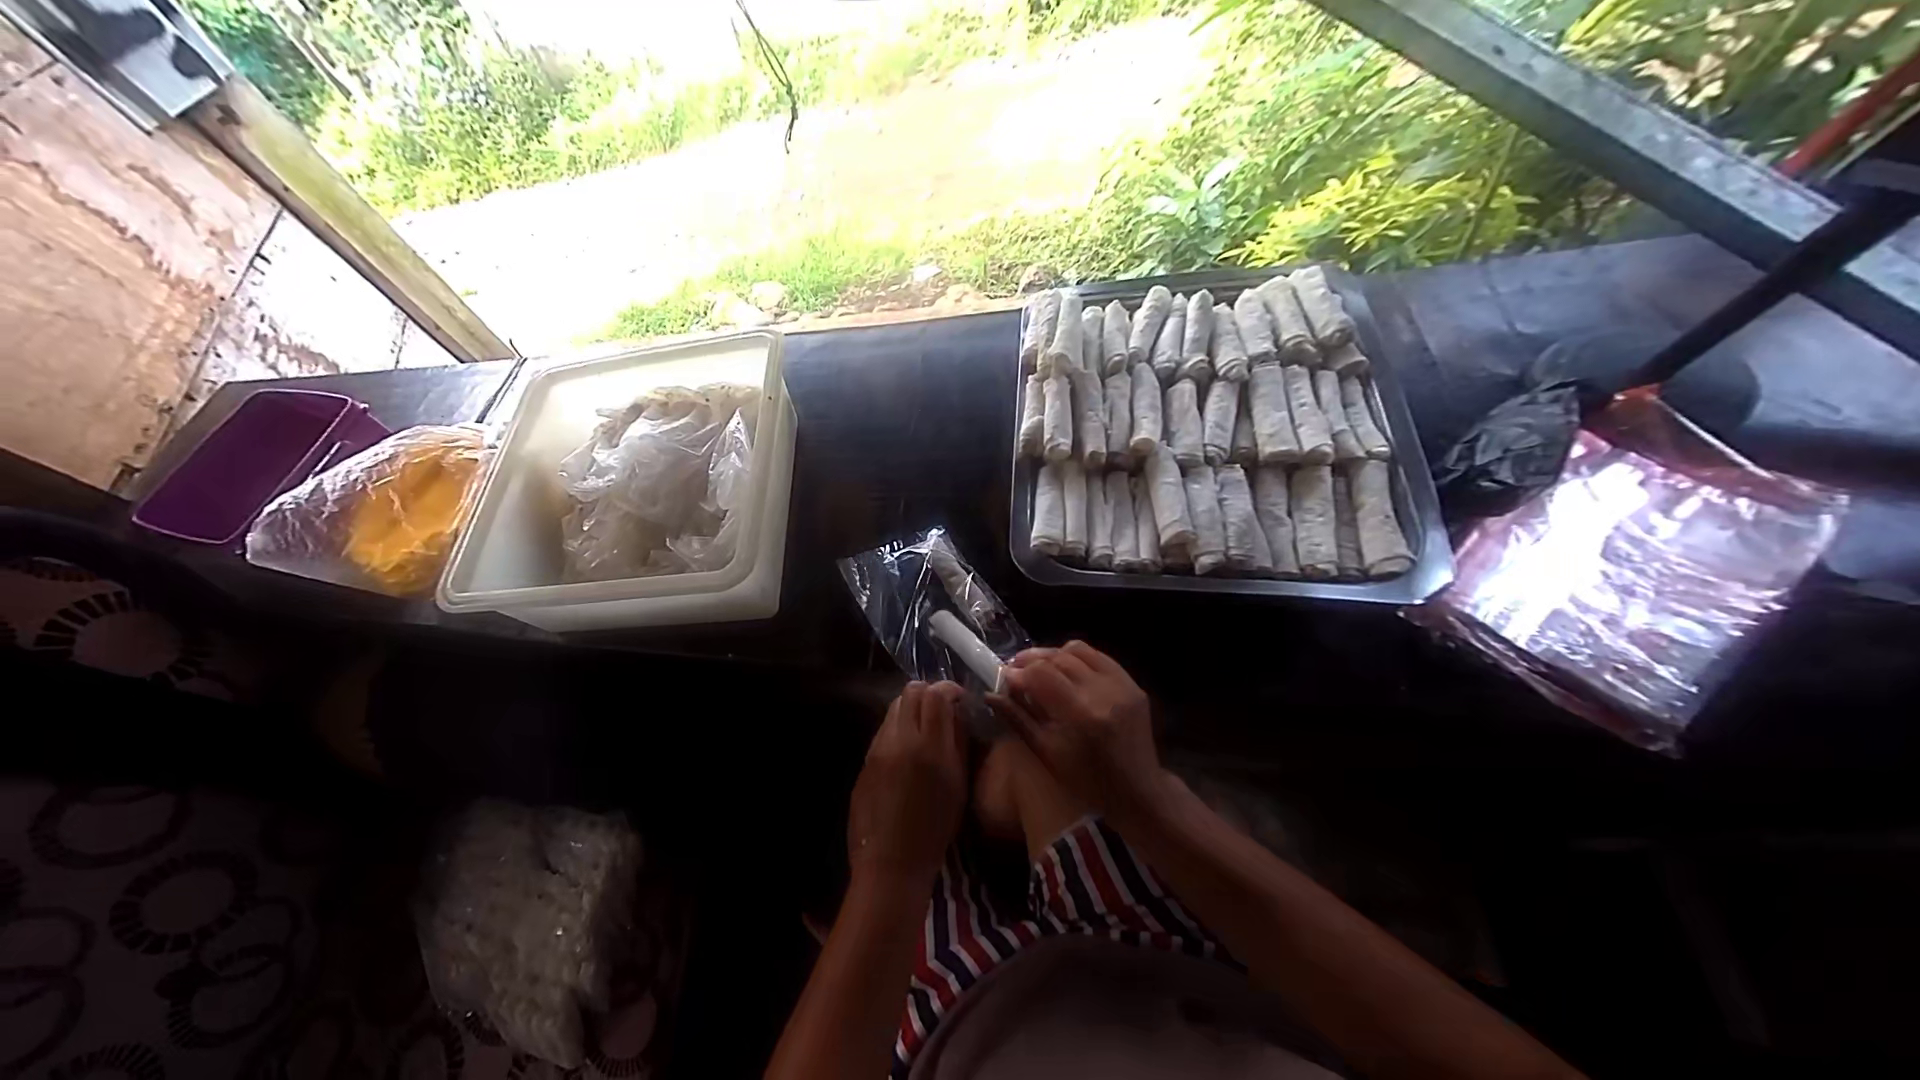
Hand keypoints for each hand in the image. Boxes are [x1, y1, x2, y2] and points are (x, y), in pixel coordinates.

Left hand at [848, 681, 967, 886]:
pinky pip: (883, 731)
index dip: (949, 688)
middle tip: (941, 707)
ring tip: (924, 728)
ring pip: (893, 708)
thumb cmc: (935, 829)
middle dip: (928, 692)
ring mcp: (877, 749)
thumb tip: (957, 713)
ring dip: (911, 709)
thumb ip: (958, 742)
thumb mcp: (959, 785)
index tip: (959, 697)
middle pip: (910, 692)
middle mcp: (899, 740)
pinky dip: (898, 729)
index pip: (935, 694)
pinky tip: (907, 749)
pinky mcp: (864, 761)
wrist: (891, 863)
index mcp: (929, 747)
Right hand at [989, 641, 1165, 821]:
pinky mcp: (1132, 684)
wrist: (1137, 790)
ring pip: (1078, 650)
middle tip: (1016, 669)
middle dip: (1032, 660)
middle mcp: (1102, 692)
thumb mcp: (1045, 753)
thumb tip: (990, 693)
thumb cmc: (1086, 780)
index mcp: (1080, 714)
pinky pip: (1099, 657)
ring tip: (1039, 666)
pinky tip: (1066, 669)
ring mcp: (1121, 685)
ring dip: (1053, 654)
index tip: (1005, 678)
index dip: (1019, 672)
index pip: (1042, 673)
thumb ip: (1018, 719)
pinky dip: (1077, 658)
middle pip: (1058, 658)